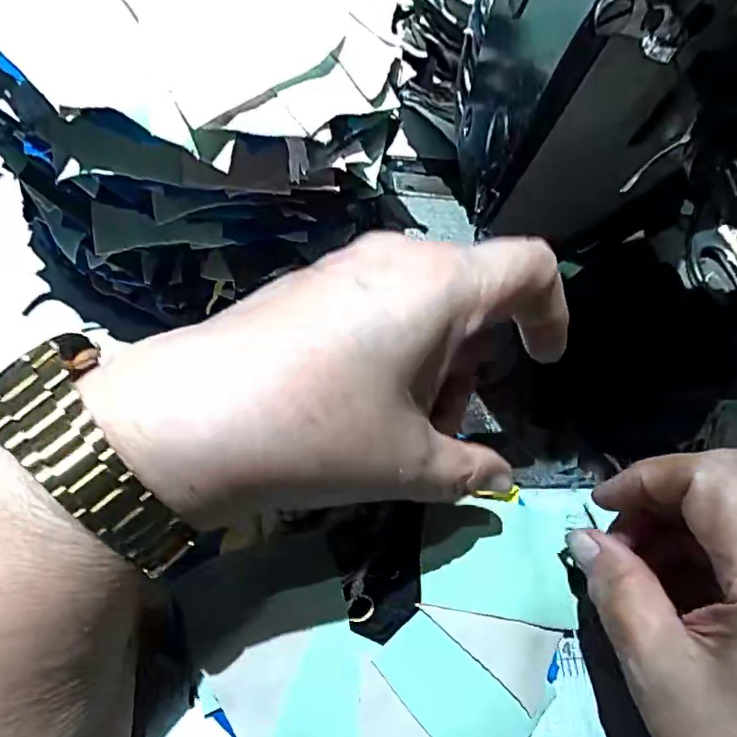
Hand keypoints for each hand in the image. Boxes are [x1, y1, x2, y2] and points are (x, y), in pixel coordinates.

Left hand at [77, 233, 567, 528]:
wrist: (182, 424)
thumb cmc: (318, 436)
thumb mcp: (411, 465)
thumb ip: (472, 470)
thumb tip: (501, 477)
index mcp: (439, 286)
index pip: (531, 267)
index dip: (554, 313)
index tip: (543, 365)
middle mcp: (398, 258)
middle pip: (477, 294)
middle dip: (482, 362)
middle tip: (449, 424)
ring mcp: (347, 267)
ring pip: (429, 306)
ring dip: (439, 365)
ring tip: (401, 427)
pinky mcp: (310, 288)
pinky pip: (383, 308)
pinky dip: (398, 354)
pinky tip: (360, 405)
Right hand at [567, 452, 736, 736]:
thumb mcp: (659, 674)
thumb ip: (619, 590)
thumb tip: (584, 537)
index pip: (713, 477)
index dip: (647, 479)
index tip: (597, 510)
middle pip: (734, 480)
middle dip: (663, 498)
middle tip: (617, 545)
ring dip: (684, 522)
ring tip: (640, 568)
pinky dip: (710, 547)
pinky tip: (678, 586)